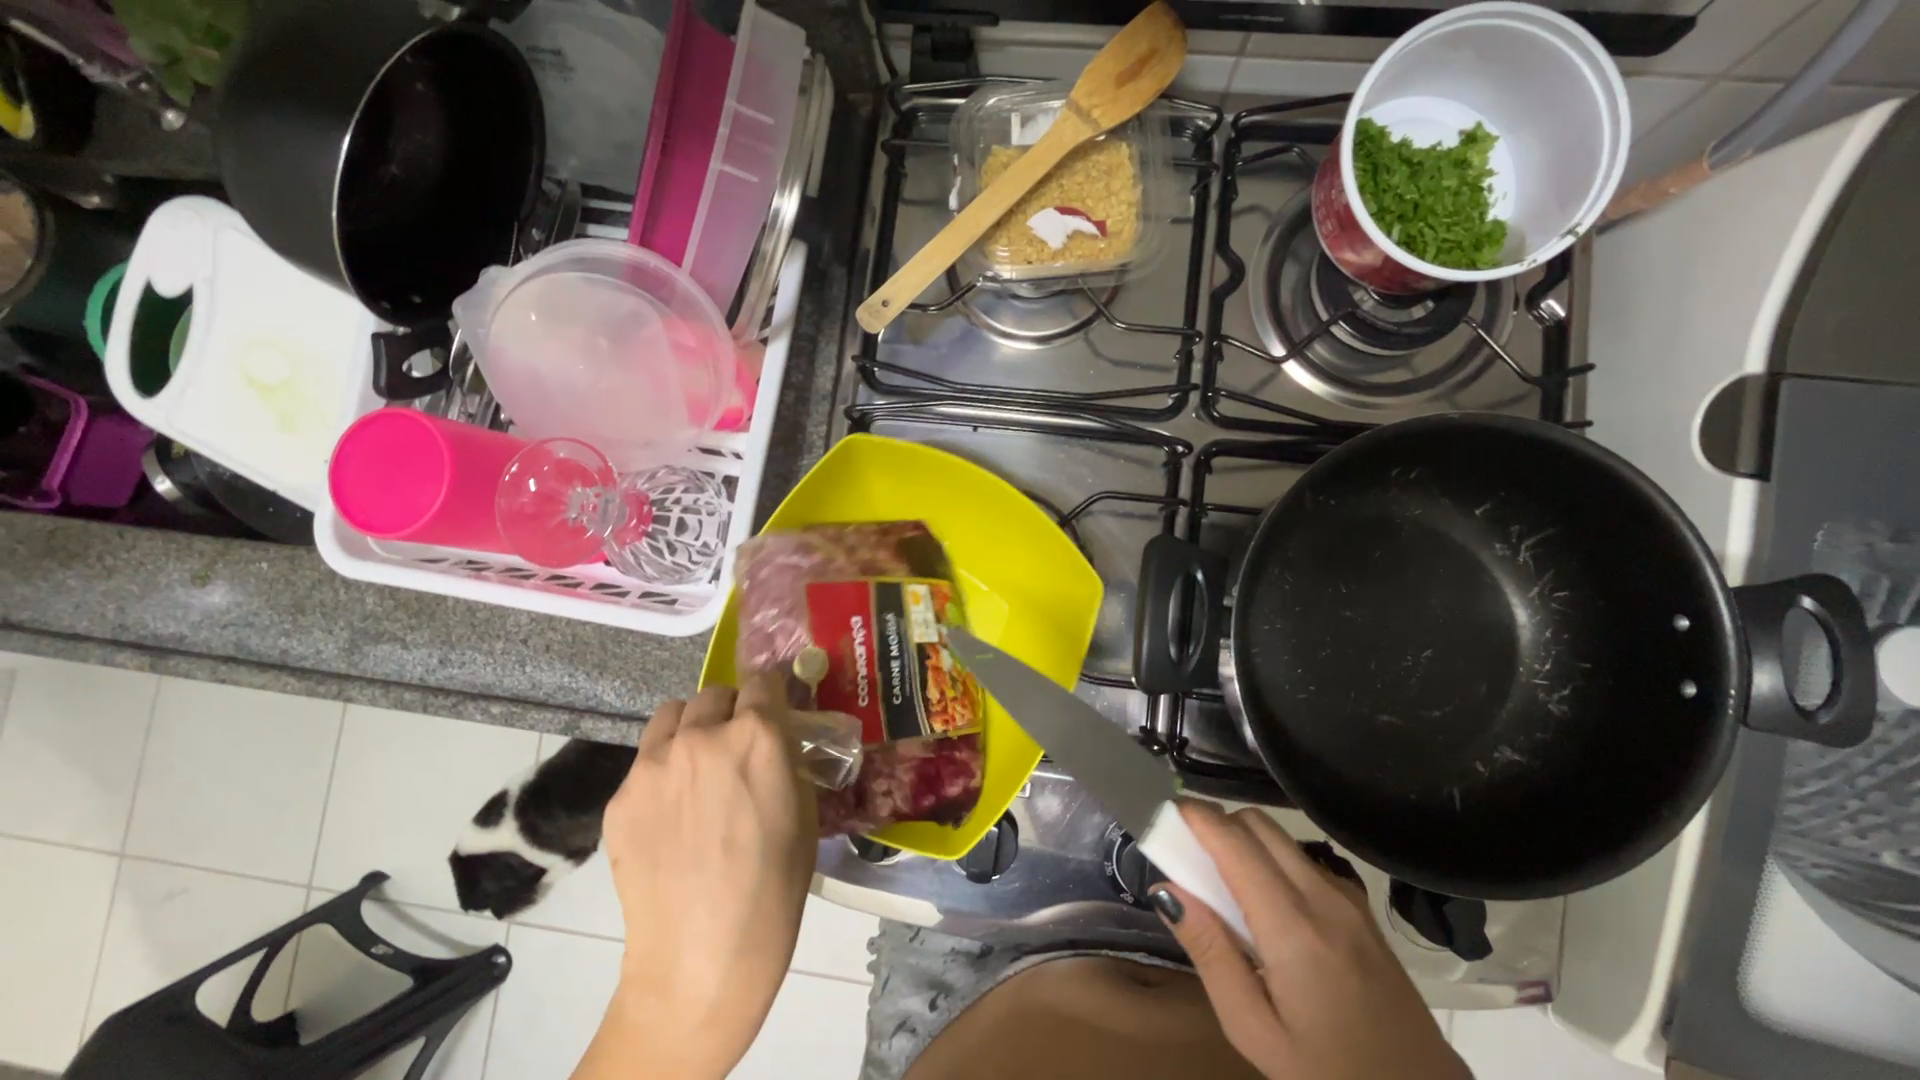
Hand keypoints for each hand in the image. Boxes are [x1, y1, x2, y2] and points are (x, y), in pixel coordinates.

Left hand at [573, 676, 818, 1079]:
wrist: (703, 954)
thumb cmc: (774, 890)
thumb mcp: (804, 815)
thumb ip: (786, 763)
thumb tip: (776, 744)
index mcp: (757, 736)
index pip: (762, 681)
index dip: (771, 696)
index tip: (774, 714)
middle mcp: (702, 735)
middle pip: (714, 694)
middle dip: (731, 712)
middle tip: (737, 750)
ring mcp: (653, 764)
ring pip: (672, 716)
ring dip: (691, 729)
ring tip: (698, 771)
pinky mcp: (621, 796)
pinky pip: (646, 764)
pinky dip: (663, 774)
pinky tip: (672, 820)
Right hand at [1150, 802, 1468, 1079]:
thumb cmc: (1326, 1072)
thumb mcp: (1252, 1027)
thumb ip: (1210, 952)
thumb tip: (1166, 890)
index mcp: (1293, 926)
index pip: (1234, 842)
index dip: (1194, 817)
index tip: (1161, 815)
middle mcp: (1324, 896)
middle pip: (1258, 823)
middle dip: (1215, 825)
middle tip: (1184, 857)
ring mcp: (1348, 898)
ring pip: (1282, 838)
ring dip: (1243, 842)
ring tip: (1218, 886)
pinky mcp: (1361, 908)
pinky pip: (1304, 861)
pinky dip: (1271, 861)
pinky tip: (1262, 907)